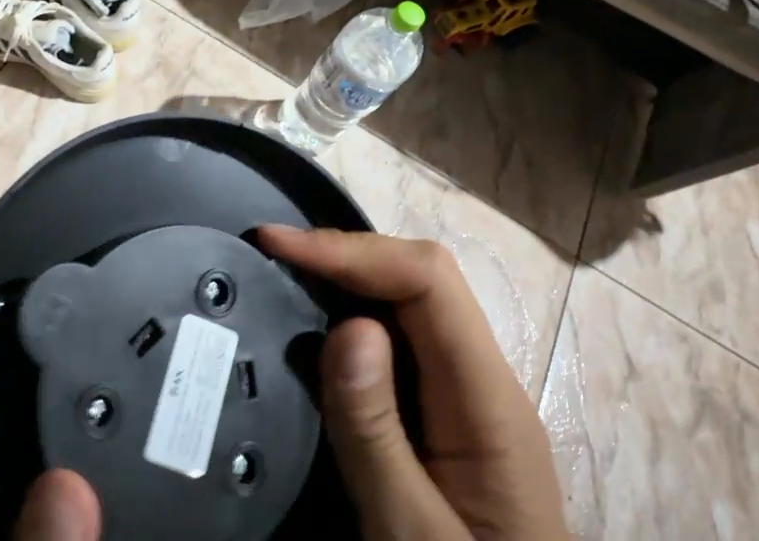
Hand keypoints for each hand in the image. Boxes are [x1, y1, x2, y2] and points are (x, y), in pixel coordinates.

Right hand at [258, 225, 568, 540]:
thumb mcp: (408, 530)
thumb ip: (375, 432)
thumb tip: (348, 324)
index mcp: (488, 401)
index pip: (428, 282)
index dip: (350, 250)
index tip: (276, 245)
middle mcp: (484, 383)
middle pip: (422, 280)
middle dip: (344, 254)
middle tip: (270, 253)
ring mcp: (469, 398)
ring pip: (411, 304)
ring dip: (346, 278)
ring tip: (282, 274)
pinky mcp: (449, 417)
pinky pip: (403, 342)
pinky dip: (352, 317)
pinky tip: (316, 325)